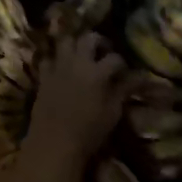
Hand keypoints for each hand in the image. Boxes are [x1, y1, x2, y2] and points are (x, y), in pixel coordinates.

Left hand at [24, 33, 131, 163]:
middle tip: (104, 51)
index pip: (115, 58)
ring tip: (81, 54)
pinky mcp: (43, 76)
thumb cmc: (88, 132)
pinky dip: (55, 59)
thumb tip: (138, 77)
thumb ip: (123, 91)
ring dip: (75, 44)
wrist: (54, 143)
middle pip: (89, 38)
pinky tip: (61, 68)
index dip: (122, 63)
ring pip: (65, 41)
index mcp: (97, 72)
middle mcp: (77, 63)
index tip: (125, 71)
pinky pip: (48, 58)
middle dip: (99, 41)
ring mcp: (58, 67)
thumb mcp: (112, 113)